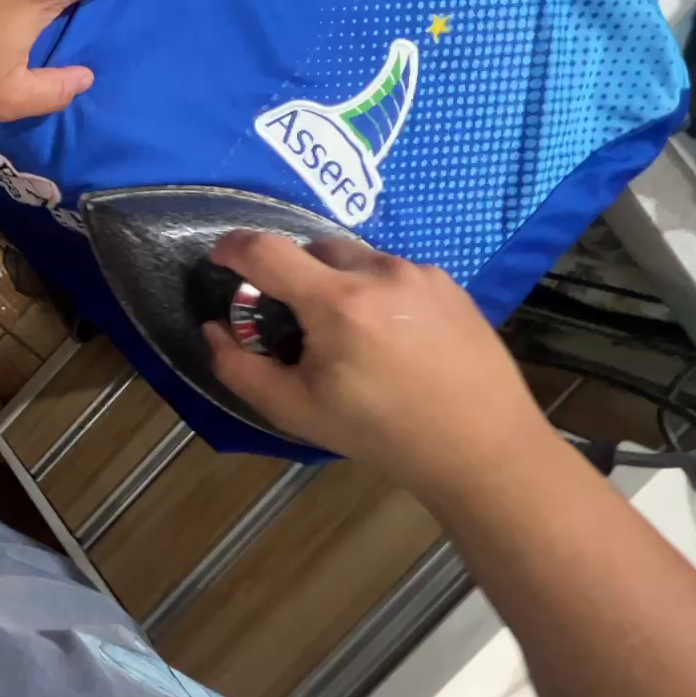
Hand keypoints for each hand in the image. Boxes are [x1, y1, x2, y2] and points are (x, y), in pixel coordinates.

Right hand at [202, 233, 557, 493]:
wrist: (481, 448)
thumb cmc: (377, 431)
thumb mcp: (291, 409)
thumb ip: (236, 366)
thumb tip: (214, 328)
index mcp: (337, 303)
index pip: (266, 251)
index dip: (232, 248)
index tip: (218, 258)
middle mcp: (379, 274)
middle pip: (310, 247)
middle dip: (288, 272)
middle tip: (290, 316)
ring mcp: (420, 274)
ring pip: (352, 257)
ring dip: (331, 279)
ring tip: (341, 328)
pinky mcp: (448, 283)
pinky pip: (389, 270)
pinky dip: (370, 288)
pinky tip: (383, 332)